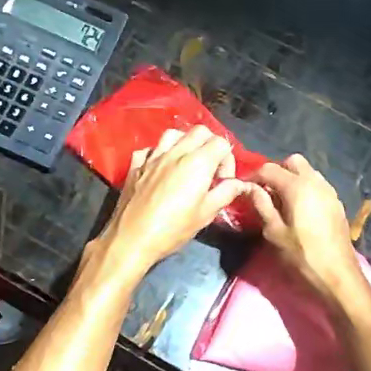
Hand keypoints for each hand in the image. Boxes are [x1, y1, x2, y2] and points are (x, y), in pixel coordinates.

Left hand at [85, 126, 248, 281]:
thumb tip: (239, 183)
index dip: (228, 160)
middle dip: (210, 145)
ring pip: (173, 133)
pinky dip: (159, 153)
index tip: (223, 181)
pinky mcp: (135, 165)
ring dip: (185, 142)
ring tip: (187, 163)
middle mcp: (176, 152)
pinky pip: (150, 148)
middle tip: (209, 169)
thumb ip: (225, 193)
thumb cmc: (173, 229)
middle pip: (200, 131)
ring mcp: (153, 157)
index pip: (221, 143)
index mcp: (198, 162)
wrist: (132, 238)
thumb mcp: (206, 214)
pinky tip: (161, 168)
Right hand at [245, 155, 370, 306]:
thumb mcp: (274, 231)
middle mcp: (315, 181)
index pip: (269, 169)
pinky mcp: (336, 202)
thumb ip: (261, 205)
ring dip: (292, 179)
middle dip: (276, 171)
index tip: (243, 187)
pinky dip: (304, 188)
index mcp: (297, 186)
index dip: (253, 175)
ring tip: (280, 201)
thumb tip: (250, 188)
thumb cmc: (301, 254)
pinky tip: (298, 209)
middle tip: (265, 191)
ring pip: (307, 172)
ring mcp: (329, 190)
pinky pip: (317, 184)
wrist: (337, 273)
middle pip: (292, 162)